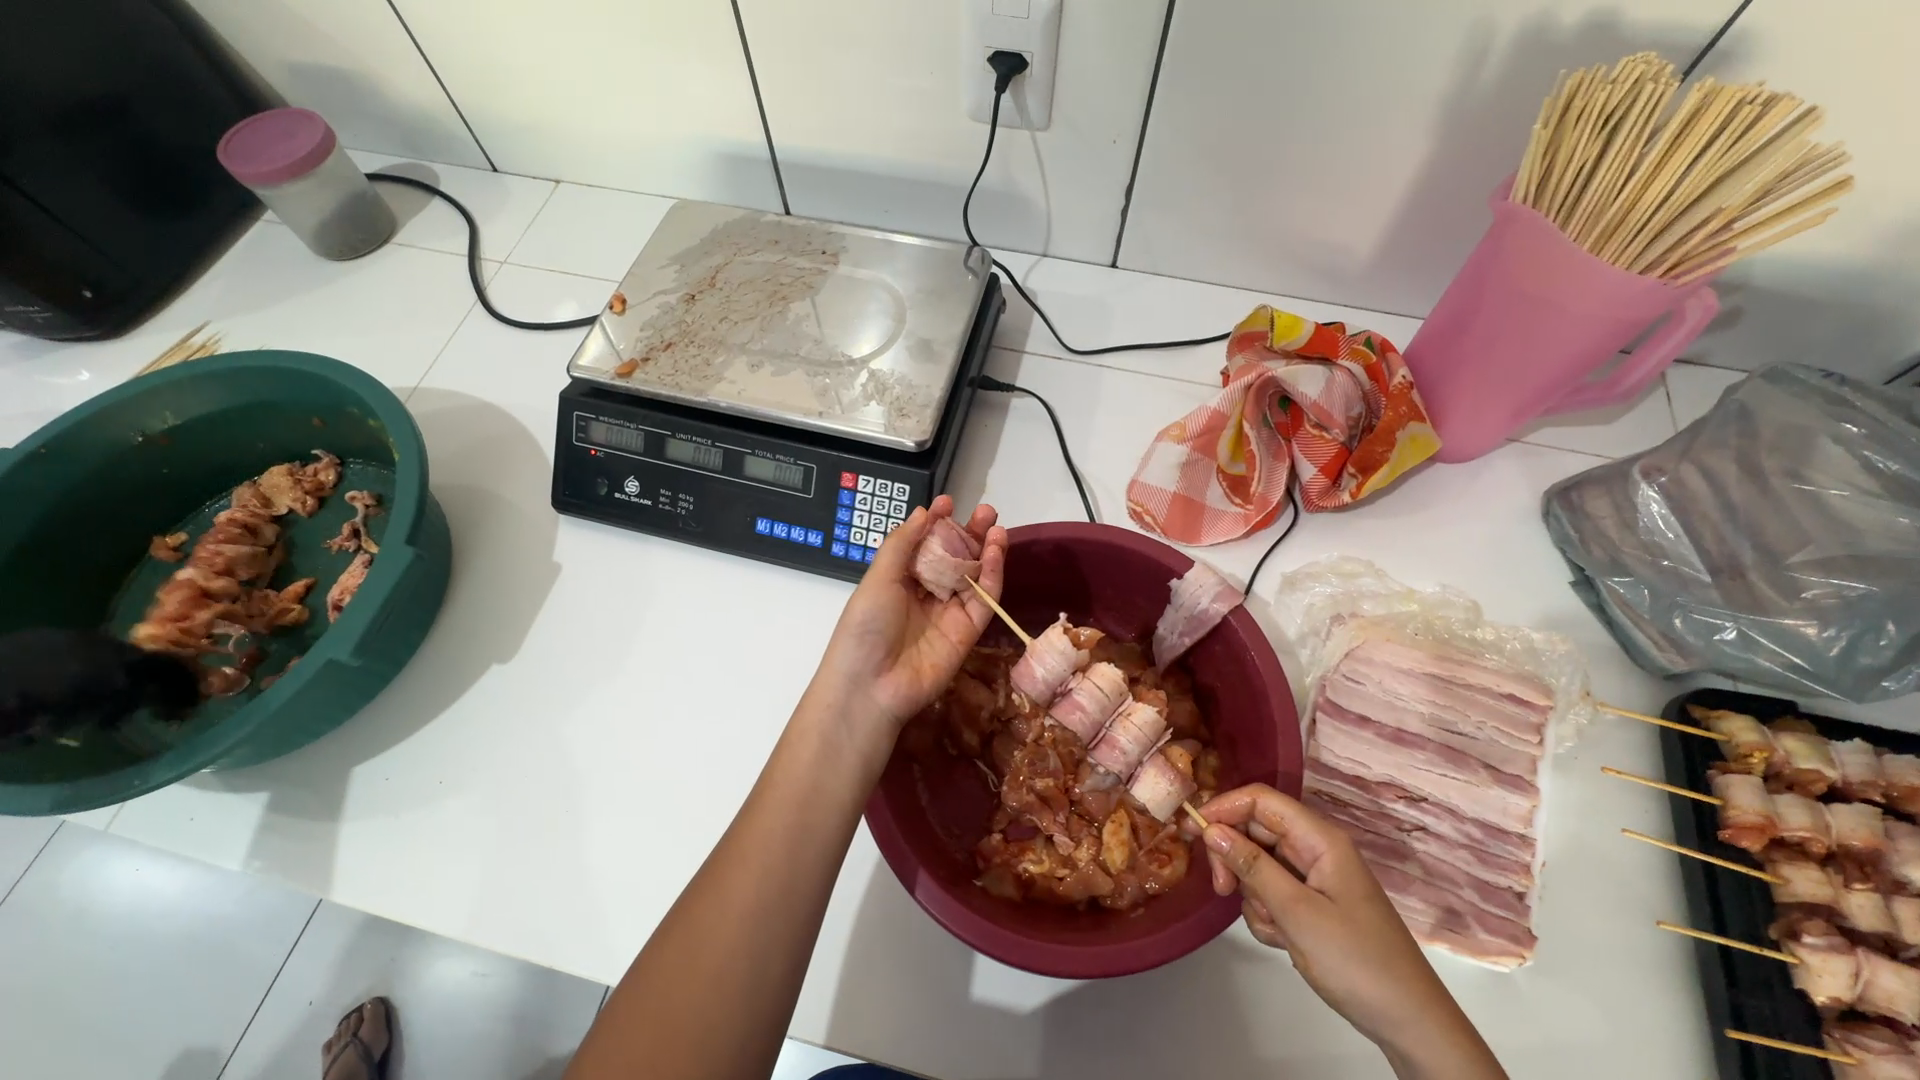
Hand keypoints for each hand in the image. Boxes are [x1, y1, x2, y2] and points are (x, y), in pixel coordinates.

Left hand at [808, 495, 1007, 749]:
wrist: (871, 685)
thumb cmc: (865, 627)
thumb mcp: (878, 578)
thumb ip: (903, 544)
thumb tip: (924, 512)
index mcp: (900, 579)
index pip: (926, 545)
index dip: (938, 523)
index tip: (948, 501)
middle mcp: (927, 593)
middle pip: (956, 558)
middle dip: (970, 533)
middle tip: (986, 512)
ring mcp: (949, 612)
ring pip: (975, 576)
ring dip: (987, 550)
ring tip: (996, 527)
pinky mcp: (968, 632)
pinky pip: (985, 600)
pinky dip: (993, 575)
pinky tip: (996, 552)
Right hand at [1191, 785, 1505, 1079]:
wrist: (1408, 1020)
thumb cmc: (1355, 959)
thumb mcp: (1297, 911)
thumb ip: (1252, 866)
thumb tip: (1211, 828)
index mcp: (1320, 839)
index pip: (1260, 800)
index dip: (1223, 808)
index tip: (1191, 833)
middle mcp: (1315, 850)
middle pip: (1255, 831)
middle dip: (1235, 858)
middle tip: (1223, 890)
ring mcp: (1314, 879)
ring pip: (1259, 866)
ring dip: (1254, 895)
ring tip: (1275, 928)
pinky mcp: (1312, 906)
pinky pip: (1271, 894)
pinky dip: (1267, 915)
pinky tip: (1283, 941)